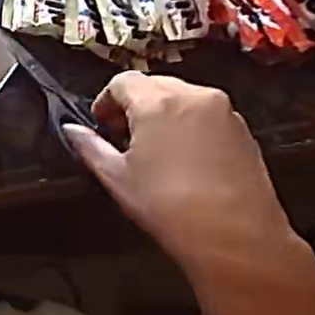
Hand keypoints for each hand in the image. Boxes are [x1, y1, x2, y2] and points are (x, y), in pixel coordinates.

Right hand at [63, 72, 302, 283]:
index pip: (123, 82)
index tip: (100, 125)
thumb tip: (72, 131)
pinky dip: (184, 123)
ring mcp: (224, 112)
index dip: (104, 101)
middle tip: (120, 136)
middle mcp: (195, 98)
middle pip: (153, 84)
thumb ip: (89, 146)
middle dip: (132, 104)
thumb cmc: (165, 203)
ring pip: (180, 96)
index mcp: (158, 104)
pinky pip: (203, 112)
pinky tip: (177, 157)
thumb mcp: (114, 175)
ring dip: (159, 112)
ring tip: (149, 148)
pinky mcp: (242, 129)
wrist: (232, 233)